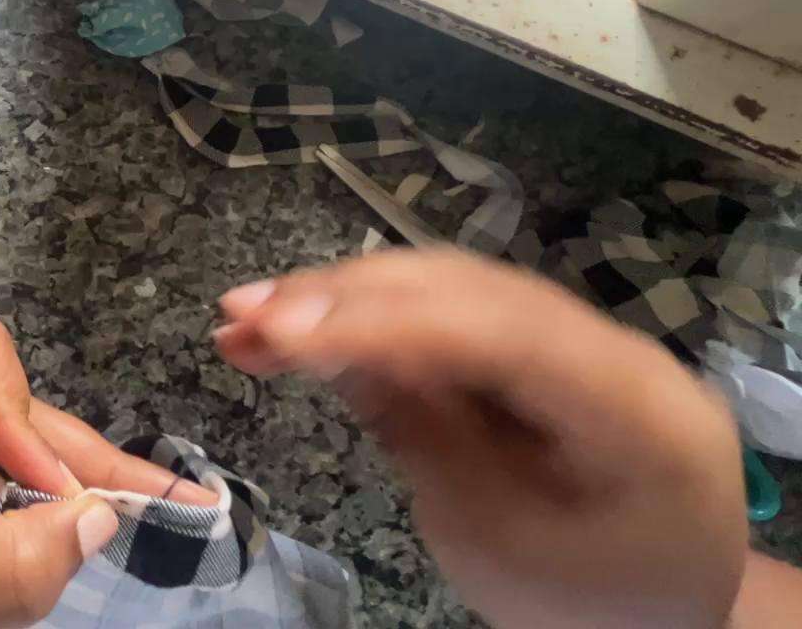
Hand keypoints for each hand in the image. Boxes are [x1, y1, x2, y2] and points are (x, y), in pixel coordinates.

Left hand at [0, 318, 216, 628]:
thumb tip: (97, 522)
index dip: (20, 415)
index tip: (47, 492)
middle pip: (11, 405)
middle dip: (77, 458)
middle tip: (176, 503)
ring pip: (17, 447)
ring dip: (74, 484)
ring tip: (158, 509)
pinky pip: (4, 484)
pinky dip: (45, 510)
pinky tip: (88, 526)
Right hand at [215, 250, 747, 628]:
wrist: (641, 600)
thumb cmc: (577, 591)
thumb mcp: (489, 533)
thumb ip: (409, 427)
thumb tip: (304, 341)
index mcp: (635, 412)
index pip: (496, 336)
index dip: (377, 323)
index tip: (275, 334)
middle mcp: (601, 344)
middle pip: (451, 291)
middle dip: (335, 298)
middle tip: (239, 315)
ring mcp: (555, 328)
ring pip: (423, 283)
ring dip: (325, 296)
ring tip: (241, 317)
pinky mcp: (505, 328)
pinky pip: (416, 302)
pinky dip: (343, 311)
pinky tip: (282, 322)